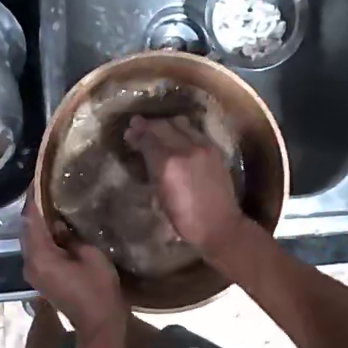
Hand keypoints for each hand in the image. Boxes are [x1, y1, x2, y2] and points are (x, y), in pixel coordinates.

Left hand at [20, 199, 125, 343]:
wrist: (98, 325)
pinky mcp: (42, 278)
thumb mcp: (91, 256)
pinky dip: (44, 235)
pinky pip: (38, 250)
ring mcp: (34, 273)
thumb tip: (58, 223)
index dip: (34, 197)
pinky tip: (57, 225)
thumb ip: (71, 236)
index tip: (38, 177)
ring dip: (39, 222)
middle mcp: (30, 263)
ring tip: (53, 201)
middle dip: (35, 207)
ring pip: (31, 240)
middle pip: (27, 229)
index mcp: (41, 256)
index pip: (32, 219)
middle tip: (47, 186)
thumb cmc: (99, 290)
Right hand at [124, 116, 247, 253]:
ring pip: (180, 124)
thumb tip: (145, 155)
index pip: (148, 140)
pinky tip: (176, 133)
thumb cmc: (185, 219)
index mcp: (168, 165)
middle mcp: (185, 149)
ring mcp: (202, 146)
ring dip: (165, 123)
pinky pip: (195, 131)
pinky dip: (182, 129)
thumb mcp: (160, 197)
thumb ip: (153, 171)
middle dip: (147, 125)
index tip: (128, 133)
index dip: (136, 135)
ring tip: (156, 126)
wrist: (219, 224)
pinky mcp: (214, 149)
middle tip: (136, 124)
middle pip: (162, 127)